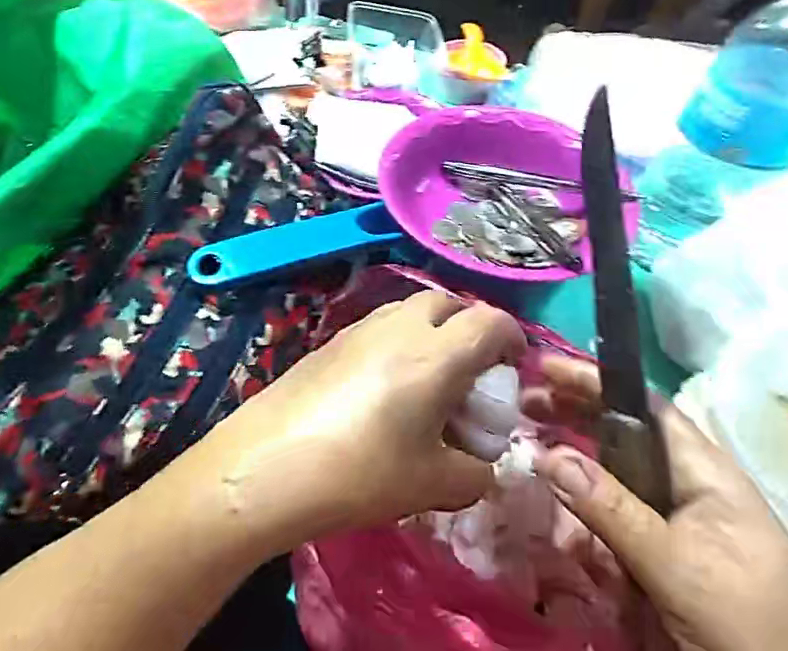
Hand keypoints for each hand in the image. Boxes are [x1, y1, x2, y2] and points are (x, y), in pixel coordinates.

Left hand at [180, 291, 526, 550]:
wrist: (273, 460)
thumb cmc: (363, 472)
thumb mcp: (434, 483)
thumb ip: (474, 471)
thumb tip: (479, 462)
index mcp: (436, 354)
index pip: (489, 321)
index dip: (511, 338)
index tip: (514, 366)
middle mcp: (398, 327)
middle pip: (445, 303)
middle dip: (467, 327)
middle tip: (471, 373)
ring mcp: (358, 329)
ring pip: (407, 310)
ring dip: (429, 331)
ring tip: (427, 380)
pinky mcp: (329, 340)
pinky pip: (376, 326)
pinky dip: (396, 341)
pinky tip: (385, 386)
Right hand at [524, 358, 787, 650]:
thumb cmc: (753, 622)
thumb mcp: (678, 565)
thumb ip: (610, 509)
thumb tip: (545, 452)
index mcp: (703, 471)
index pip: (642, 405)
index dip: (594, 380)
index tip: (543, 368)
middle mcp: (686, 487)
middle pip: (620, 434)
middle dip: (571, 417)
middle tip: (522, 407)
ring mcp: (675, 524)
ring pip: (611, 479)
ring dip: (572, 468)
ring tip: (531, 457)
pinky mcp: (664, 558)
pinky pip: (613, 523)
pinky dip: (584, 516)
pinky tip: (561, 525)